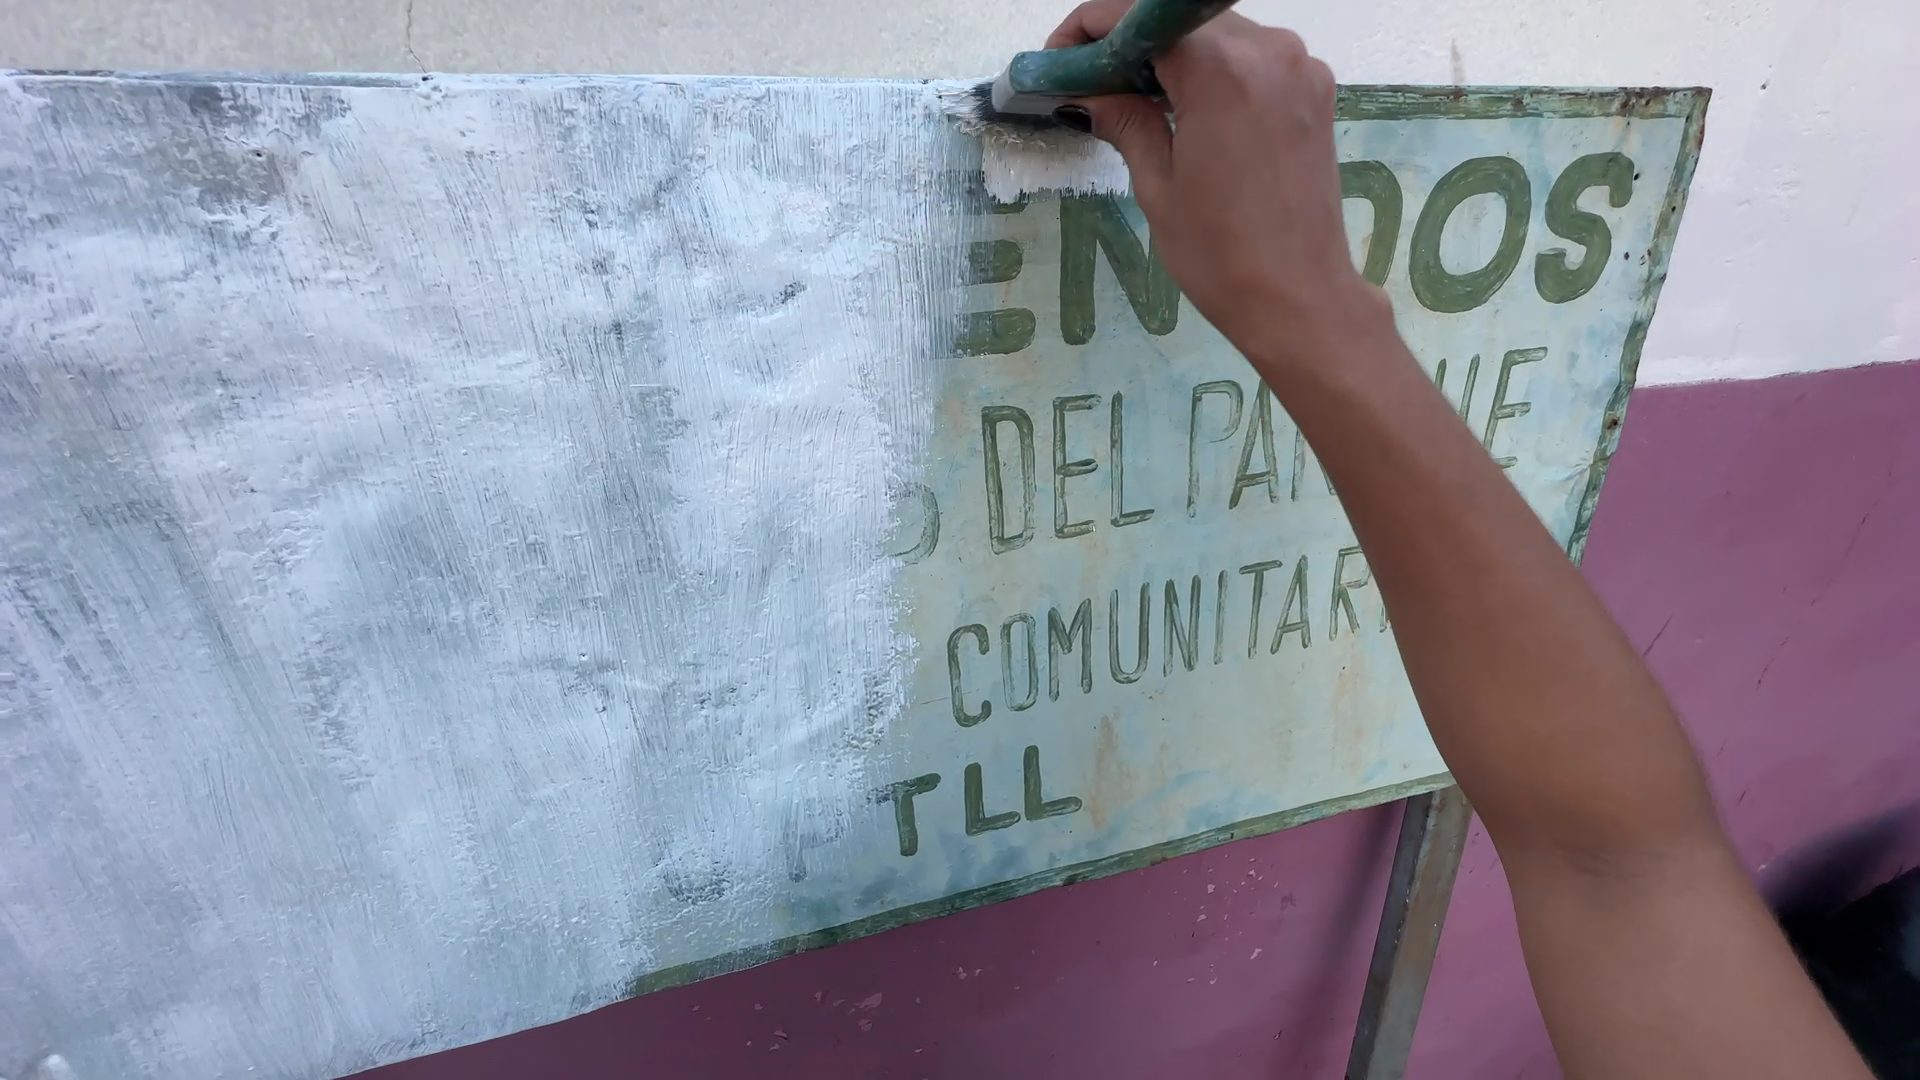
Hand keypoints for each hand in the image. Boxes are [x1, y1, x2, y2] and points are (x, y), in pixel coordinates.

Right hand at [1048, 2, 1385, 371]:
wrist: (1297, 297)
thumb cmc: (1218, 256)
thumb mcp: (1158, 189)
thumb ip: (1126, 123)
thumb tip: (1087, 93)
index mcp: (1222, 70)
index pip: (1142, 15)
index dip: (1091, 27)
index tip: (1059, 58)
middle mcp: (1269, 49)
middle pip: (1182, 20)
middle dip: (1129, 43)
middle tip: (1090, 84)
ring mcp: (1300, 66)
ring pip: (1219, 37)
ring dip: (1172, 59)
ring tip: (1134, 103)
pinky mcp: (1314, 91)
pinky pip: (1252, 62)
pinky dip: (1212, 75)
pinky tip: (1187, 115)